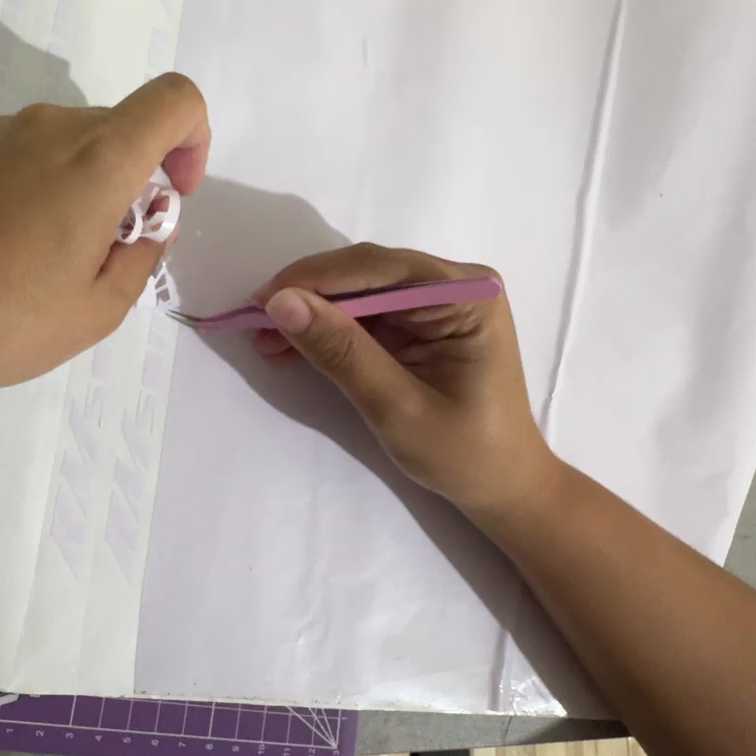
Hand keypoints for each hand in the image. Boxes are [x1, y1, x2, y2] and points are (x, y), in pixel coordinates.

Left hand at [0, 73, 208, 416]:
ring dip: (95, 187)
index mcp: (96, 159)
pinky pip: (37, 153)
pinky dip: (54, 186)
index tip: (172, 197)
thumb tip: (149, 220)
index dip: (194, 141)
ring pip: (80, 143)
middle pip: (127, 127)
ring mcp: (2, 135)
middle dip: (140, 182)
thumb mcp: (97, 310)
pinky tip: (17, 249)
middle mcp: (51, 128)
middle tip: (110, 255)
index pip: (176, 99)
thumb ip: (144, 255)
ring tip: (58, 260)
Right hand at [251, 244, 557, 512]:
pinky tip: (290, 346)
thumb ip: (341, 352)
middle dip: (309, 296)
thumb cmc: (462, 454)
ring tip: (265, 340)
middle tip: (255, 321)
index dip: (316, 278)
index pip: (380, 268)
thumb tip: (281, 303)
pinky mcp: (419, 321)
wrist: (500, 486)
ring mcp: (436, 302)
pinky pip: (363, 314)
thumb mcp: (396, 406)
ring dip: (311, 313)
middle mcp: (454, 284)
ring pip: (357, 291)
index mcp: (466, 295)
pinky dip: (326, 329)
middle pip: (366, 273)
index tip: (263, 299)